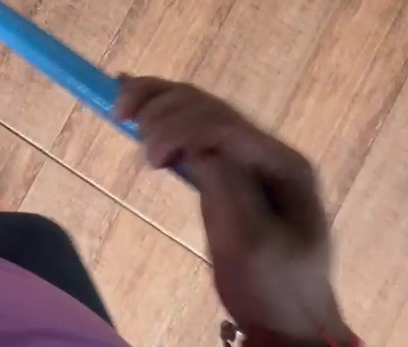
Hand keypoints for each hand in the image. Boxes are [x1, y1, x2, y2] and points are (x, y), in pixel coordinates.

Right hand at [115, 78, 350, 346]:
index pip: (224, 125)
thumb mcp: (251, 242)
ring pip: (192, 104)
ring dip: (153, 101)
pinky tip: (124, 88)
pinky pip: (187, 117)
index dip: (181, 130)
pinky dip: (155, 103)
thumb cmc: (270, 285)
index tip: (152, 161)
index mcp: (285, 164)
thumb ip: (227, 186)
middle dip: (163, 113)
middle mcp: (266, 147)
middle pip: (205, 106)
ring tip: (122, 114)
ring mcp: (245, 150)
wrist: (284, 318)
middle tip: (134, 139)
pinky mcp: (222, 157)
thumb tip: (196, 145)